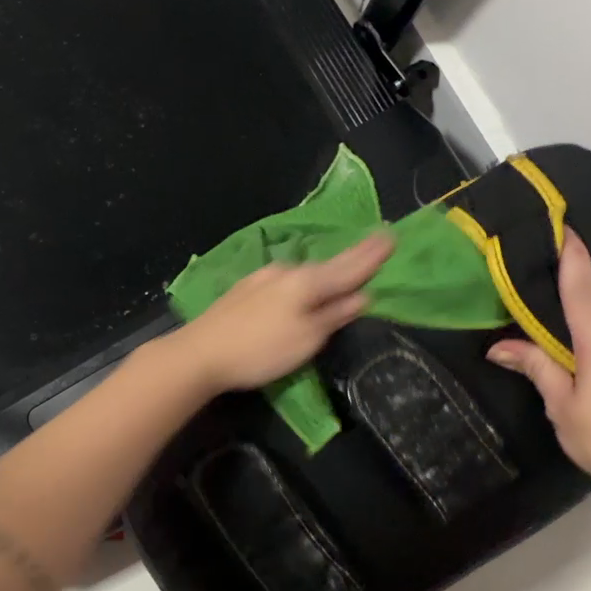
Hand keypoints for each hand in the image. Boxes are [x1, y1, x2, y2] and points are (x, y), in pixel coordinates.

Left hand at [167, 233, 392, 391]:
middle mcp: (284, 272)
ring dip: (323, 274)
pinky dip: (300, 283)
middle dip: (350, 261)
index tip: (391, 236)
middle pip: (325, 267)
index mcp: (306, 281)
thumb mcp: (306, 339)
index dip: (372, 255)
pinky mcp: (242, 292)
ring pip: (302, 274)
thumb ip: (333, 316)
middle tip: (374, 247)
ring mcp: (260, 280)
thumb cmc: (259, 350)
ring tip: (342, 270)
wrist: (198, 354)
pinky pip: (283, 282)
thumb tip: (360, 297)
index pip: (349, 266)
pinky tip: (300, 287)